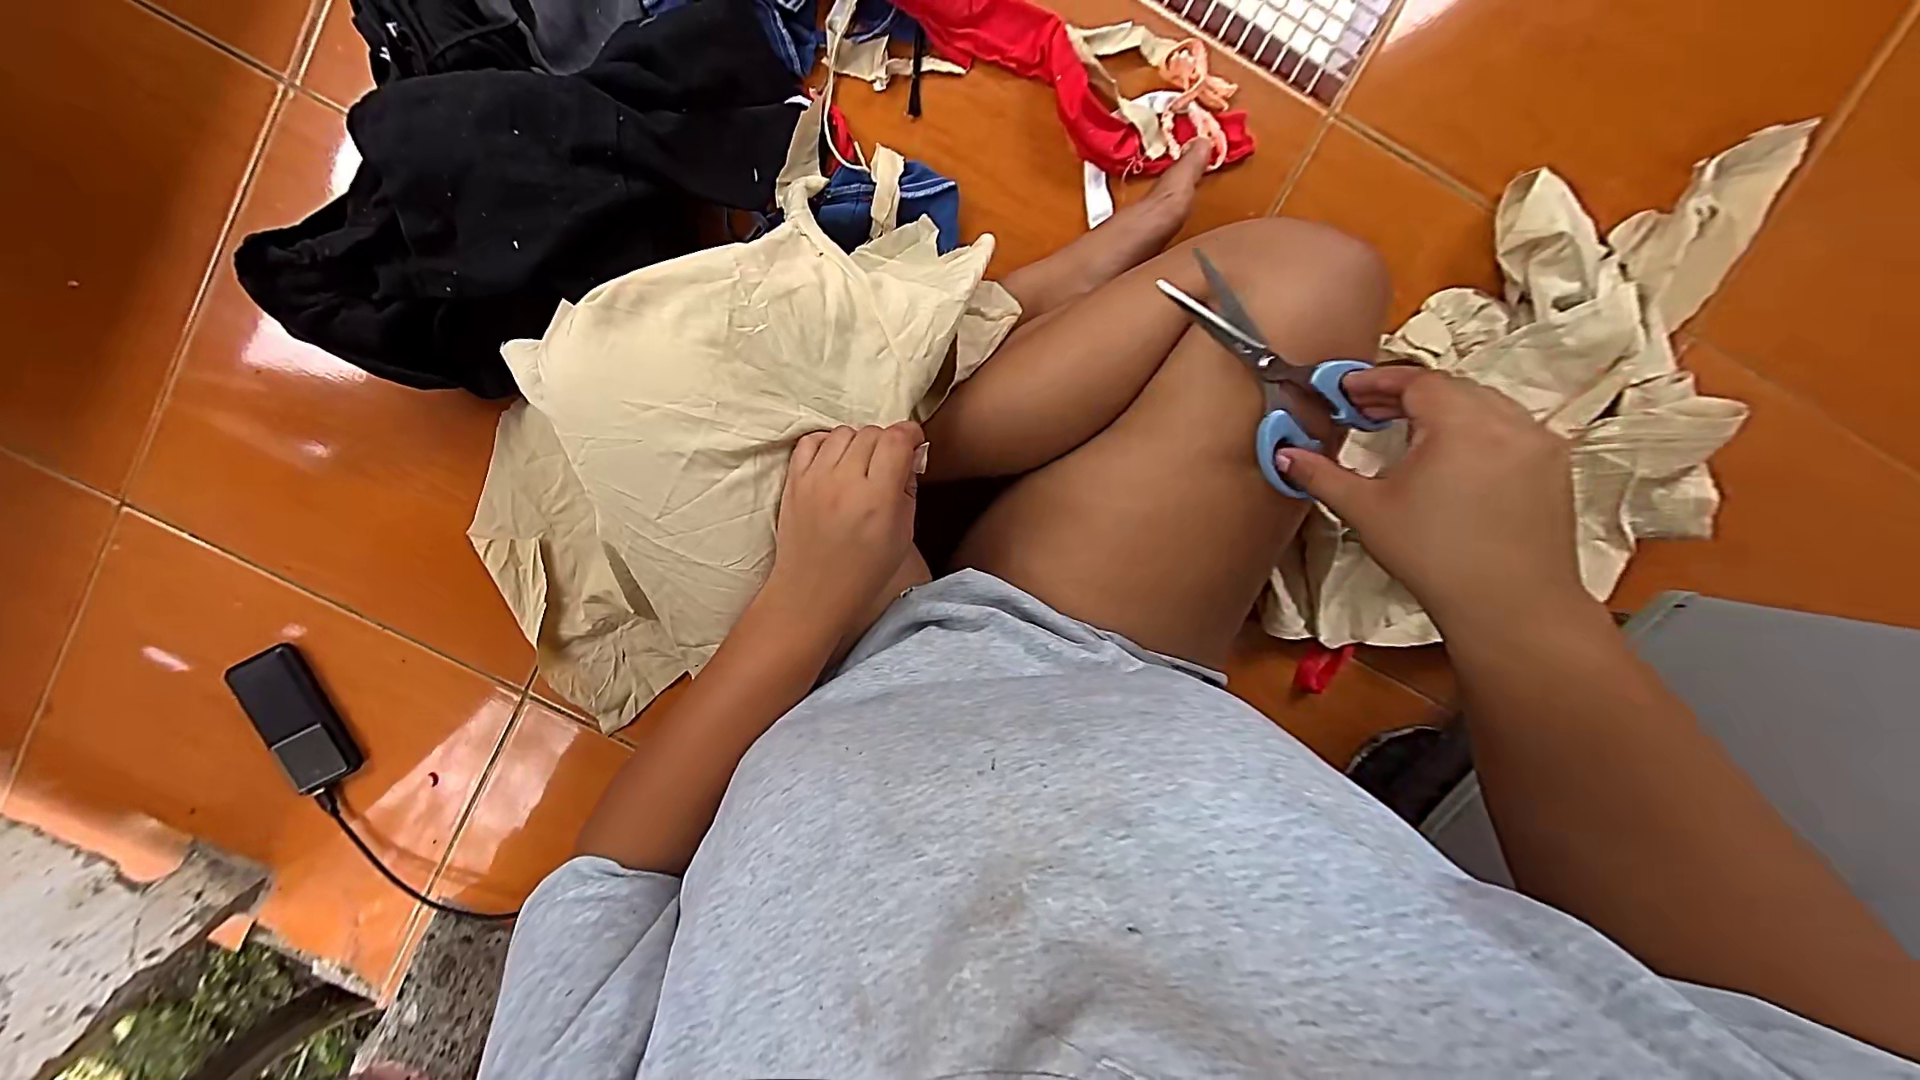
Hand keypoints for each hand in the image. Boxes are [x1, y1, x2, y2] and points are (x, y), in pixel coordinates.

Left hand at [763, 422, 925, 639]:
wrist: (813, 592)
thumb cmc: (865, 570)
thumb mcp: (903, 533)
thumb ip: (909, 488)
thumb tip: (912, 454)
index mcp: (877, 499)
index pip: (896, 440)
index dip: (910, 434)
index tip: (914, 442)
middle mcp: (845, 483)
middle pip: (871, 433)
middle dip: (887, 442)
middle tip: (890, 462)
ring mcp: (815, 480)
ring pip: (843, 432)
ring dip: (858, 442)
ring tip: (862, 464)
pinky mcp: (794, 481)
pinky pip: (811, 441)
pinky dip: (827, 443)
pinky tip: (836, 460)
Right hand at [1275, 367, 1589, 630]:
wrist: (1508, 602)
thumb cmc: (1432, 555)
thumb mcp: (1365, 510)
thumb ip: (1321, 475)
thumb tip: (1284, 456)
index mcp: (1461, 426)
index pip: (1417, 381)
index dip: (1377, 380)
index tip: (1347, 388)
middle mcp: (1508, 424)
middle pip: (1451, 387)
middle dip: (1404, 392)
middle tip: (1364, 407)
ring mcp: (1538, 443)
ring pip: (1482, 404)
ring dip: (1439, 408)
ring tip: (1401, 427)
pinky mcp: (1552, 466)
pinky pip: (1507, 427)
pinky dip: (1470, 426)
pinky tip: (1445, 453)